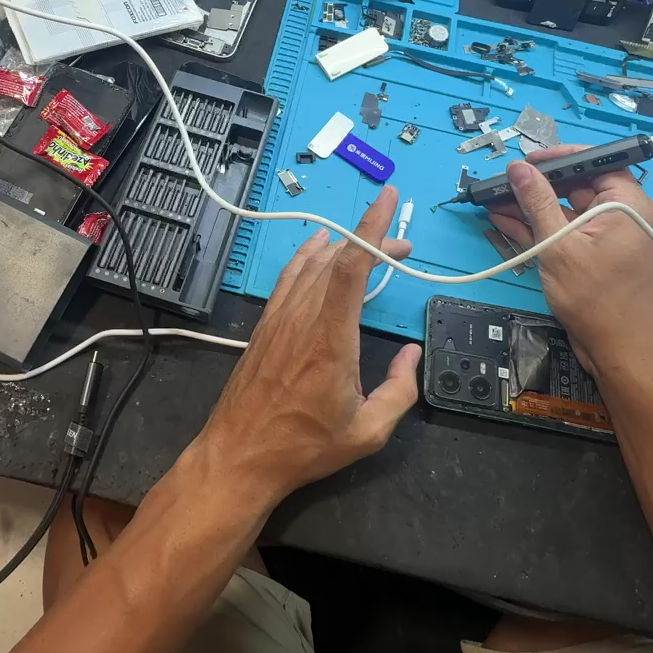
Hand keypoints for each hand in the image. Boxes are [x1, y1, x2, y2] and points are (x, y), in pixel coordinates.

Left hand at [192, 188, 421, 506]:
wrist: (240, 454)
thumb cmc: (304, 446)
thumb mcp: (367, 432)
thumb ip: (400, 391)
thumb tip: (412, 355)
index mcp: (331, 338)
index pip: (352, 267)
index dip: (371, 228)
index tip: (388, 199)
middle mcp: (303, 317)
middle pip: (337, 259)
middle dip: (372, 242)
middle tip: (403, 247)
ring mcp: (280, 317)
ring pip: (312, 264)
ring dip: (344, 248)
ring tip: (372, 246)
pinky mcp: (267, 323)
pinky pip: (289, 277)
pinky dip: (308, 255)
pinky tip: (318, 247)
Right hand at [488, 146, 652, 378]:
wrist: (621, 354)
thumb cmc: (598, 299)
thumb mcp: (559, 246)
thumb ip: (536, 202)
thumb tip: (518, 168)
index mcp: (628, 204)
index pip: (595, 163)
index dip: (559, 158)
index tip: (526, 161)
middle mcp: (622, 215)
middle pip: (575, 187)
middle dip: (536, 185)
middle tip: (501, 183)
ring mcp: (608, 238)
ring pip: (565, 210)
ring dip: (530, 207)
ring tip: (493, 200)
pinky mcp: (594, 257)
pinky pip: (564, 232)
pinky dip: (538, 228)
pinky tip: (504, 220)